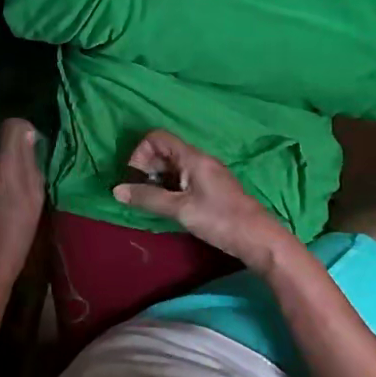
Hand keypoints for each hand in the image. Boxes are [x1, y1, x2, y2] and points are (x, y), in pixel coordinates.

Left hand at [0, 118, 44, 279]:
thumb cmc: (20, 226)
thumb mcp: (36, 192)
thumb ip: (30, 160)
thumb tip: (28, 135)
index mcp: (5, 163)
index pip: (11, 125)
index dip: (23, 127)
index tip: (32, 139)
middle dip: (9, 138)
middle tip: (22, 153)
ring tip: (10, 169)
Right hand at [112, 130, 298, 272]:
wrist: (258, 239)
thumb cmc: (219, 219)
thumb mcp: (180, 209)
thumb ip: (148, 198)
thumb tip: (117, 190)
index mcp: (192, 157)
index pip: (157, 138)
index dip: (140, 153)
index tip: (135, 178)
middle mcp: (199, 160)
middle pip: (164, 151)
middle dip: (146, 168)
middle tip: (140, 194)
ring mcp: (206, 174)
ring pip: (173, 166)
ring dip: (157, 180)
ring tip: (152, 202)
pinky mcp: (211, 188)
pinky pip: (183, 178)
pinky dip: (170, 187)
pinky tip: (169, 207)